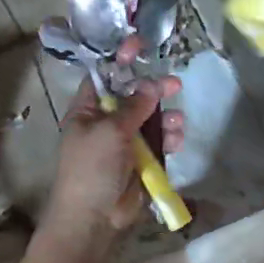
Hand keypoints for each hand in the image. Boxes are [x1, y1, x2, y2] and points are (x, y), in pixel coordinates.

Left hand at [44, 38, 184, 239]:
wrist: (93, 218)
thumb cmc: (91, 169)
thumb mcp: (110, 131)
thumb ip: (134, 106)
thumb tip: (151, 84)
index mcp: (87, 111)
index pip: (104, 77)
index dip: (120, 61)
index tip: (139, 44)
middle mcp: (105, 123)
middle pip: (133, 98)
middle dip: (153, 91)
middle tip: (175, 85)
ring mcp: (123, 143)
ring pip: (150, 121)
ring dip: (165, 119)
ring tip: (176, 124)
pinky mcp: (139, 163)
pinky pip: (157, 143)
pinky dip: (168, 139)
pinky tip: (176, 141)